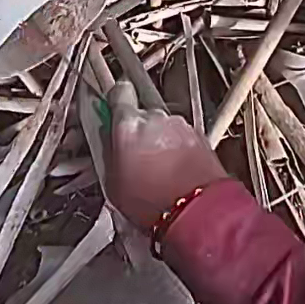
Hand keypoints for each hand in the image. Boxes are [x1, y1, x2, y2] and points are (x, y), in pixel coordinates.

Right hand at [103, 79, 227, 231]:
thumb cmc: (152, 202)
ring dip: (158, 140)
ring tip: (156, 170)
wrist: (197, 212)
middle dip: (138, 130)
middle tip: (133, 157)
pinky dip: (176, 148)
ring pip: (162, 126)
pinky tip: (173, 171)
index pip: (119, 92)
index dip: (116, 100)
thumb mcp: (112, 182)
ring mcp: (179, 125)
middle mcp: (155, 117)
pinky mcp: (198, 135)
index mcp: (128, 124)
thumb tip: (106, 136)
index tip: (112, 112)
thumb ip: (108, 150)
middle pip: (141, 114)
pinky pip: (180, 136)